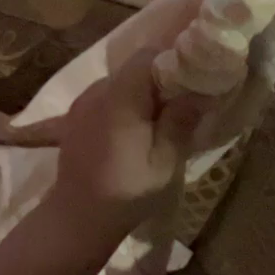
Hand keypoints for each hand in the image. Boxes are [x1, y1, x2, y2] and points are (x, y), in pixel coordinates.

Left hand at [45, 48, 205, 241]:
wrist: (76, 218)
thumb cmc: (126, 193)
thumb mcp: (164, 164)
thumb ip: (180, 123)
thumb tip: (201, 91)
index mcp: (121, 97)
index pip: (147, 55)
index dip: (172, 61)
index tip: (192, 80)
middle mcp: (97, 91)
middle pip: (133, 69)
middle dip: (159, 80)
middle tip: (182, 104)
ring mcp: (81, 103)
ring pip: (118, 84)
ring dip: (139, 94)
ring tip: (158, 121)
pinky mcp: (73, 119)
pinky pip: (100, 100)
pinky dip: (119, 105)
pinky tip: (129, 126)